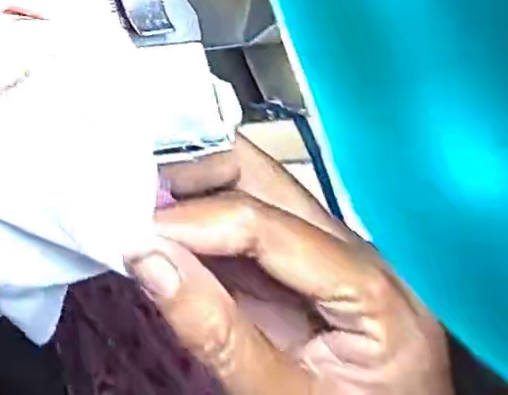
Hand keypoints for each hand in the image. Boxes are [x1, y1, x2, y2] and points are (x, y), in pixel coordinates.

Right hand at [129, 139, 451, 394]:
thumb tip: (143, 255)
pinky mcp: (288, 260)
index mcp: (372, 292)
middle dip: (189, 175)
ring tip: (142, 207)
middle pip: (259, 174)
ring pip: (244, 178)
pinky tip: (158, 223)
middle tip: (135, 200)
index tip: (136, 233)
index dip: (193, 220)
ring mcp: (321, 249)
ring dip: (187, 184)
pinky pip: (232, 211)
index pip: (264, 223)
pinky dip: (190, 209)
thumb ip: (216, 332)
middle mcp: (351, 251)